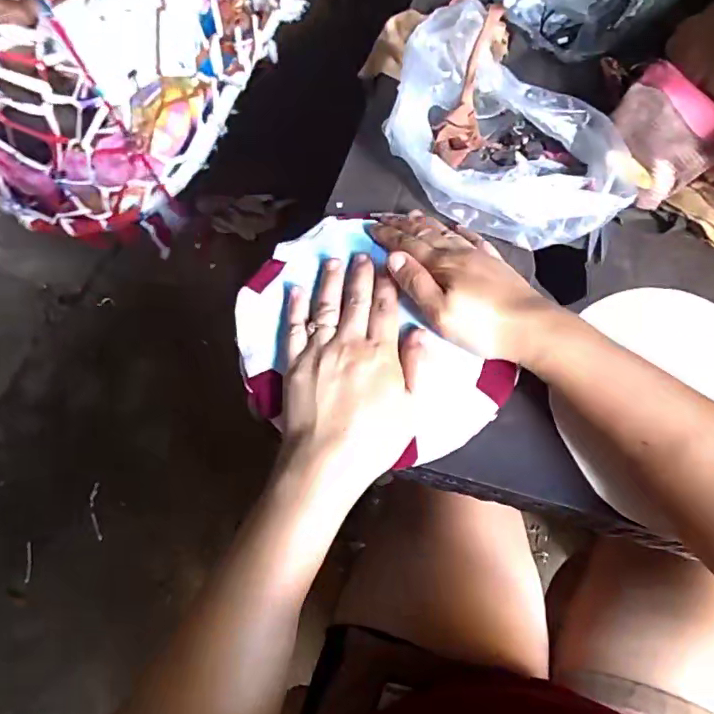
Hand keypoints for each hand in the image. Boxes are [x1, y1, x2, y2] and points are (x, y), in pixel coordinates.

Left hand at [280, 252, 424, 489]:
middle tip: (362, 253)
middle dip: (360, 274)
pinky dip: (295, 307)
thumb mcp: (411, 408)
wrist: (325, 460)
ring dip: (329, 281)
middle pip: (355, 301)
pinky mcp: (294, 363)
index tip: (386, 264)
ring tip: (333, 261)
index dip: (386, 284)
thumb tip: (419, 332)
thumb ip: (416, 367)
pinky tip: (296, 290)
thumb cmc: (375, 440)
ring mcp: (318, 351)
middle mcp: (349, 343)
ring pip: (325, 307)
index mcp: (380, 353)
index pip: (385, 309)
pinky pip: (294, 328)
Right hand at [368, 212, 565, 363]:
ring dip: (427, 223)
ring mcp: (480, 256)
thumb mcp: (441, 313)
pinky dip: (459, 230)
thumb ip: (416, 284)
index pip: (408, 245)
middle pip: (426, 233)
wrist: (531, 326)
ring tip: (412, 216)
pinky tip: (456, 227)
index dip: (388, 236)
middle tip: (384, 217)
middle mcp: (459, 253)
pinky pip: (472, 239)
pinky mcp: (495, 264)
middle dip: (402, 225)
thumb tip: (393, 257)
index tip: (370, 228)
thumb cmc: (483, 327)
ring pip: (447, 233)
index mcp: (442, 264)